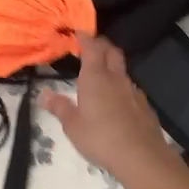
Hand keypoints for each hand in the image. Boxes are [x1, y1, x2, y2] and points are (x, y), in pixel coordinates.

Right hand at [41, 36, 181, 184]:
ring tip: (102, 75)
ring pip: (123, 70)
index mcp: (95, 78)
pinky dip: (122, 87)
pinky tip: (118, 101)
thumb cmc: (100, 138)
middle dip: (102, 45)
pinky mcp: (144, 105)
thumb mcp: (72, 126)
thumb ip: (59, 107)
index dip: (86, 37)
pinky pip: (131, 88)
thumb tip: (43, 94)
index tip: (79, 32)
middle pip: (112, 52)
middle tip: (91, 47)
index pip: (92, 48)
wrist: (141, 155)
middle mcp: (116, 78)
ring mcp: (133, 90)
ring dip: (113, 66)